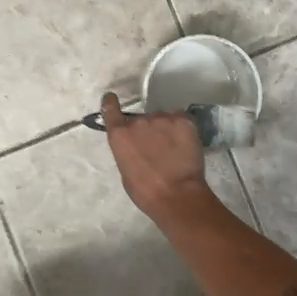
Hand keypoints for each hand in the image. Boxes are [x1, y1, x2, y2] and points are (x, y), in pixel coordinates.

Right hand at [100, 92, 218, 222]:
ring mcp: (162, 118)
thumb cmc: (146, 192)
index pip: (111, 109)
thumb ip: (128, 150)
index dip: (111, 103)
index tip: (112, 99)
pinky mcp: (183, 120)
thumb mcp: (126, 171)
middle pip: (142, 119)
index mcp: (120, 135)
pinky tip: (185, 145)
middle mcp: (139, 121)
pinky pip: (180, 120)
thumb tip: (136, 145)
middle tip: (158, 149)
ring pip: (163, 120)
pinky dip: (182, 130)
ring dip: (166, 130)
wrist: (177, 196)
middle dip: (149, 130)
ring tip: (174, 150)